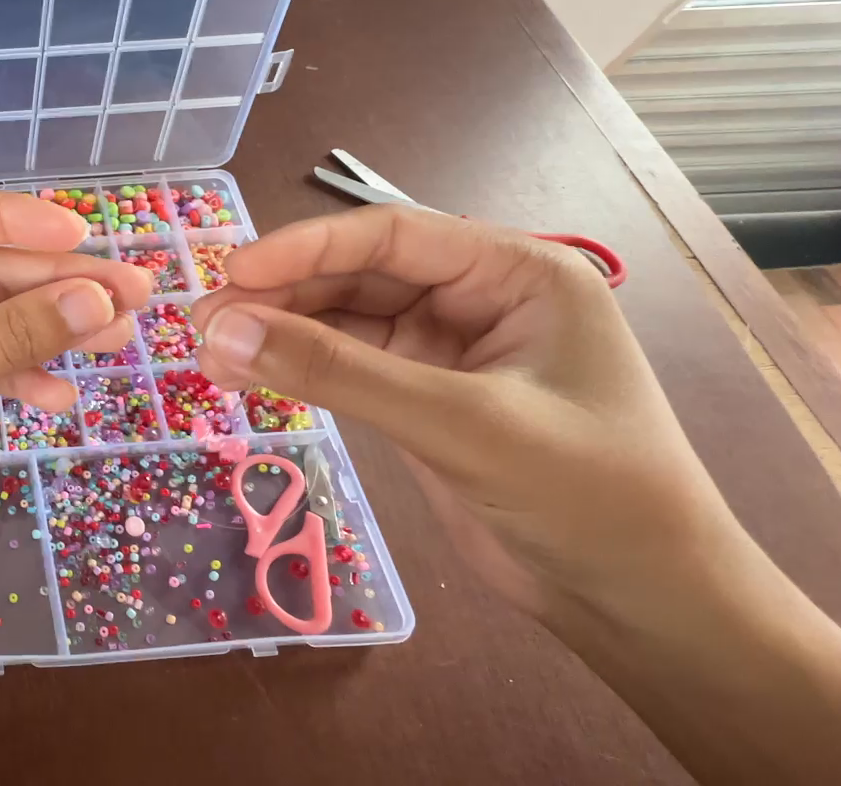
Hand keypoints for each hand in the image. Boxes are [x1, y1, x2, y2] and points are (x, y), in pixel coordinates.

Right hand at [189, 205, 741, 620]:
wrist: (639, 606)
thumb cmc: (587, 497)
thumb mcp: (457, 423)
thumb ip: (334, 372)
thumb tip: (218, 333)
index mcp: (514, 273)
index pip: (389, 235)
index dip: (302, 248)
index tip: (230, 272)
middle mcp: (474, 296)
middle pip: (352, 274)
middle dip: (276, 295)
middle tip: (202, 321)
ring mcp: (442, 346)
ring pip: (336, 318)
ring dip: (273, 330)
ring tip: (206, 351)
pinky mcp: (415, 391)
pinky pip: (338, 361)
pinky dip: (289, 365)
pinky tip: (241, 374)